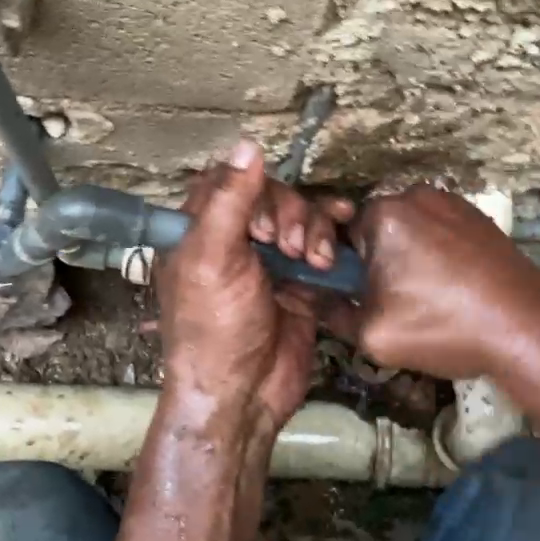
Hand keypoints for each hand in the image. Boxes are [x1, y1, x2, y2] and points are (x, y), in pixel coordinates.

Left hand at [156, 140, 352, 433]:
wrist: (244, 396)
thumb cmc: (214, 327)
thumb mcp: (212, 258)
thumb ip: (230, 201)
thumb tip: (246, 144)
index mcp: (197, 230)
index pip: (227, 180)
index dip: (251, 189)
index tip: (262, 222)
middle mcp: (232, 240)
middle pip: (271, 195)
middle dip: (289, 214)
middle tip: (288, 248)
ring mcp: (268, 261)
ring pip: (300, 217)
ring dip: (314, 228)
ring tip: (313, 261)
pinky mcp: (298, 282)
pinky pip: (320, 244)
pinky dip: (332, 235)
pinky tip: (342, 231)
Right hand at [324, 188, 539, 408]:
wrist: (530, 331)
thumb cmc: (445, 328)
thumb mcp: (372, 334)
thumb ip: (328, 311)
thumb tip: (301, 297)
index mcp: (384, 214)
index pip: (339, 232)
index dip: (343, 268)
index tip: (356, 295)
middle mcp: (415, 195)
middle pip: (374, 228)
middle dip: (376, 262)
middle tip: (393, 302)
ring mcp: (452, 202)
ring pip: (407, 230)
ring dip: (407, 257)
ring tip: (427, 299)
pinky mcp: (478, 216)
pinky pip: (438, 230)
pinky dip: (436, 254)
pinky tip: (452, 288)